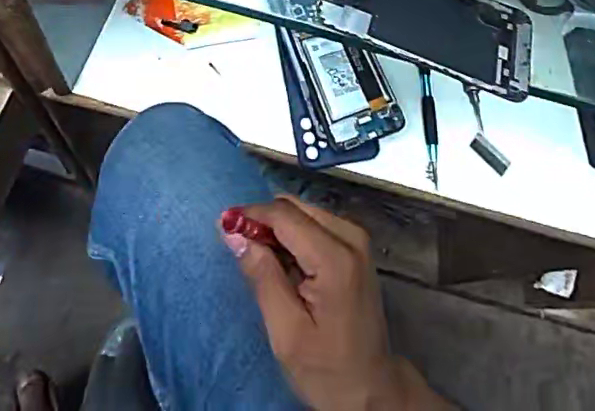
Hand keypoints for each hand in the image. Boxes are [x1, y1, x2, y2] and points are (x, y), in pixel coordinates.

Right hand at [221, 196, 447, 410]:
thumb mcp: (286, 332)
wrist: (371, 387)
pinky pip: (315, 222)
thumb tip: (233, 233)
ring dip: (278, 228)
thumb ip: (262, 276)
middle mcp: (351, 236)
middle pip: (295, 207)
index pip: (285, 215)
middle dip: (263, 221)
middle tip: (240, 246)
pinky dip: (294, 235)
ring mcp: (356, 238)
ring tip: (262, 261)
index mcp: (335, 258)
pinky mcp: (355, 244)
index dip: (251, 215)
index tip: (223, 224)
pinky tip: (284, 263)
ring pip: (303, 211)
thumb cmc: (327, 368)